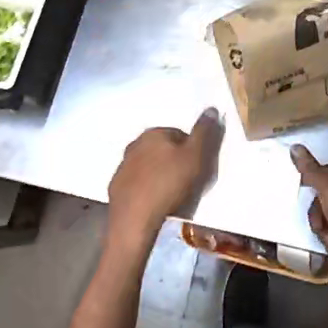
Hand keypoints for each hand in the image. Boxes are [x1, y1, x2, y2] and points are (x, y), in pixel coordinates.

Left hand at [107, 109, 222, 254]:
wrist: (135, 219)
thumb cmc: (169, 184)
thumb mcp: (196, 156)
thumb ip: (204, 132)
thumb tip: (211, 108)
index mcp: (153, 133)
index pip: (180, 135)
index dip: (192, 151)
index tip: (198, 169)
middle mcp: (134, 144)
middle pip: (163, 150)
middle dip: (175, 162)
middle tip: (187, 183)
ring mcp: (122, 166)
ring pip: (149, 167)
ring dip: (160, 176)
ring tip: (172, 196)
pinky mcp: (116, 187)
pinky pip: (137, 183)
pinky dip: (146, 189)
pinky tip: (154, 203)